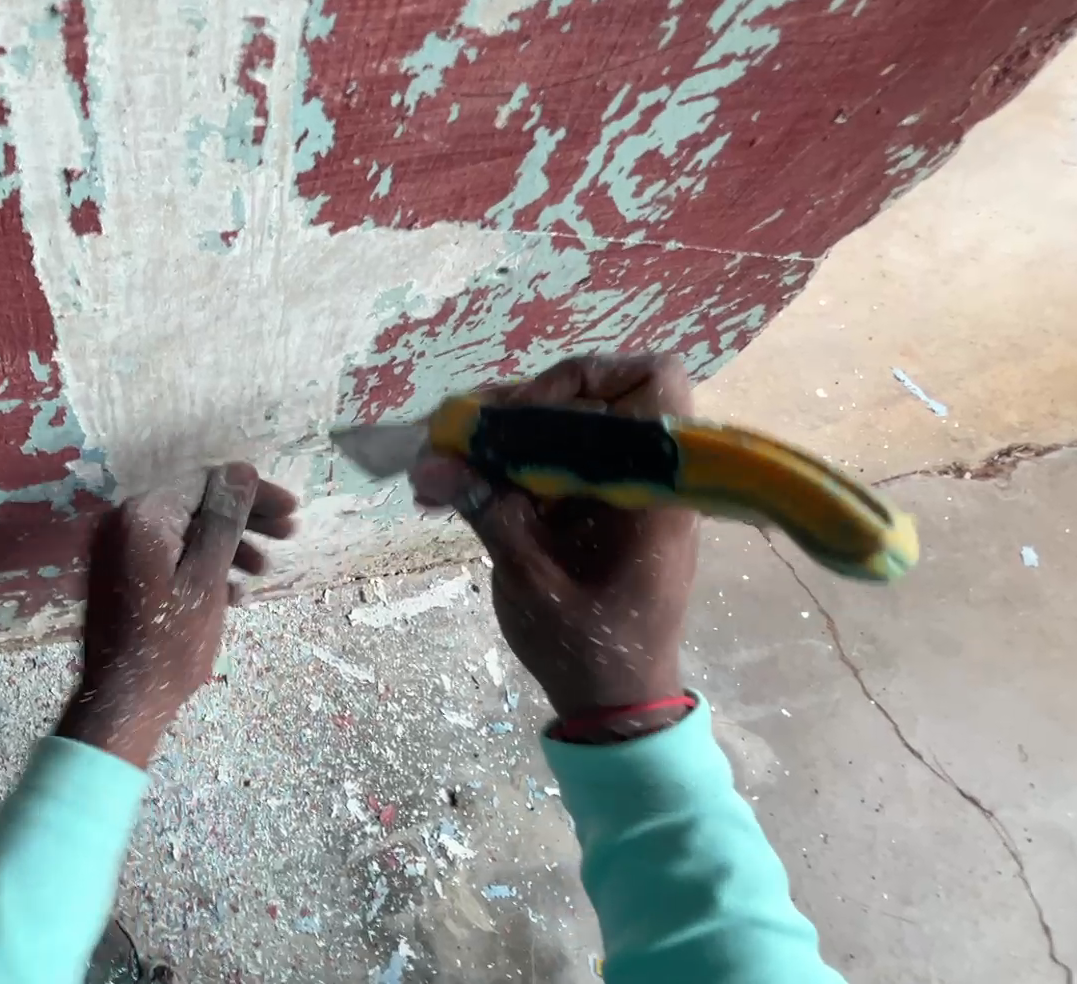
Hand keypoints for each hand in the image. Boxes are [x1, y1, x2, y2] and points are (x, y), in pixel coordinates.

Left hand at [56, 463, 298, 765]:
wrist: (125, 701)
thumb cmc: (171, 642)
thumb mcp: (207, 577)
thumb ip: (224, 519)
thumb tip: (242, 471)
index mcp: (143, 516)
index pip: (205, 482)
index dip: (252, 492)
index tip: (291, 509)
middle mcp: (127, 523)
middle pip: (197, 504)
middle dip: (244, 519)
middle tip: (289, 534)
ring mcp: (123, 550)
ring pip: (187, 532)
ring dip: (229, 545)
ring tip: (264, 571)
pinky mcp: (126, 575)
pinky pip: (172, 556)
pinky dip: (204, 567)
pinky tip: (235, 594)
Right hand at [411, 356, 698, 730]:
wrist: (612, 699)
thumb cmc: (587, 645)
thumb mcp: (529, 576)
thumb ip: (485, 510)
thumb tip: (426, 464)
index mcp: (651, 486)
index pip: (648, 382)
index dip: (582, 377)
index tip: (524, 414)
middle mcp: (637, 477)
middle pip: (583, 400)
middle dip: (511, 411)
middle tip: (453, 437)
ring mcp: (610, 492)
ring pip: (554, 430)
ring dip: (493, 440)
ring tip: (437, 464)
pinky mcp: (584, 510)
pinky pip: (539, 465)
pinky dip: (495, 468)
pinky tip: (447, 488)